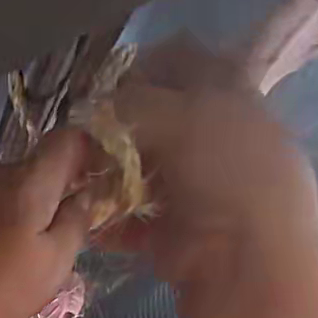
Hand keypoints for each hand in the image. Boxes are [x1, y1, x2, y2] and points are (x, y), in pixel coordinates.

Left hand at [0, 128, 97, 317]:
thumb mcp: (51, 269)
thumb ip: (75, 224)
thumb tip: (85, 195)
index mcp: (27, 183)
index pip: (69, 140)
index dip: (89, 156)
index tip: (93, 189)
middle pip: (30, 170)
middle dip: (47, 196)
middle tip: (49, 243)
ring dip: (10, 216)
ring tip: (5, 264)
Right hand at [100, 74, 317, 287]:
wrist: (243, 254)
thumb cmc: (224, 171)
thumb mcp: (181, 117)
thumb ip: (133, 106)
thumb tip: (94, 111)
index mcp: (223, 94)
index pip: (176, 63)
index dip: (137, 72)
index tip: (101, 94)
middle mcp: (207, 137)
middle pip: (149, 124)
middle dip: (112, 134)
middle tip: (79, 144)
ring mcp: (188, 188)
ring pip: (135, 175)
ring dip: (105, 180)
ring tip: (75, 184)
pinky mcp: (170, 233)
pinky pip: (129, 223)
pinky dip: (107, 224)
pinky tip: (84, 223)